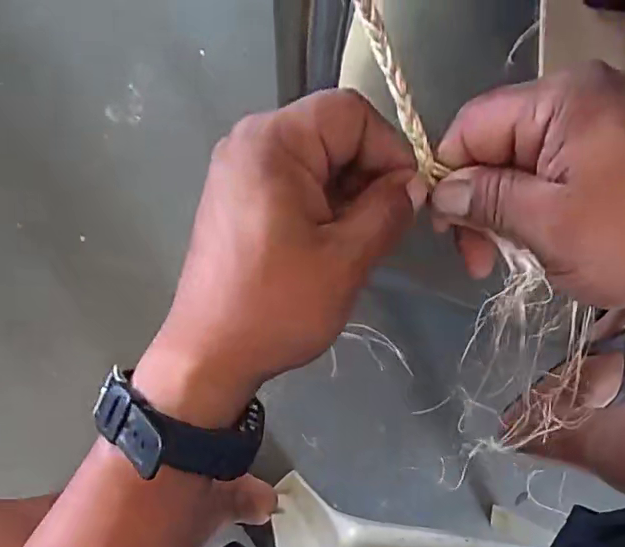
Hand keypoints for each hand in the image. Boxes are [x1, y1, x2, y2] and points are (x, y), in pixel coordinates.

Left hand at [139, 90, 423, 426]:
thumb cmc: (277, 309)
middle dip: (368, 176)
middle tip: (384, 229)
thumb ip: (386, 212)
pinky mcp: (235, 202)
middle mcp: (249, 142)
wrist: (210, 356)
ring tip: (356, 246)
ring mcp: (237, 172)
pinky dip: (320, 209)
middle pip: (330, 134)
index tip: (409, 200)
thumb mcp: (344, 262)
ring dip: (346, 198)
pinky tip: (328, 249)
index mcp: (273, 142)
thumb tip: (413, 185)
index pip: (350, 113)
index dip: (390, 150)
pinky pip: (291, 187)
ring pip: (313, 164)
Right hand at [430, 63, 624, 310]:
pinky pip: (565, 174)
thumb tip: (442, 191)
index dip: (451, 179)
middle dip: (484, 204)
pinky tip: (555, 244)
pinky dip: (547, 211)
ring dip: (515, 215)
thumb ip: (489, 200)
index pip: (474, 125)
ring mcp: (612, 121)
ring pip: (532, 165)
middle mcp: (586, 95)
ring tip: (526, 260)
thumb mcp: (549, 224)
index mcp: (563, 99)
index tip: (452, 236)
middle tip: (484, 265)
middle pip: (502, 144)